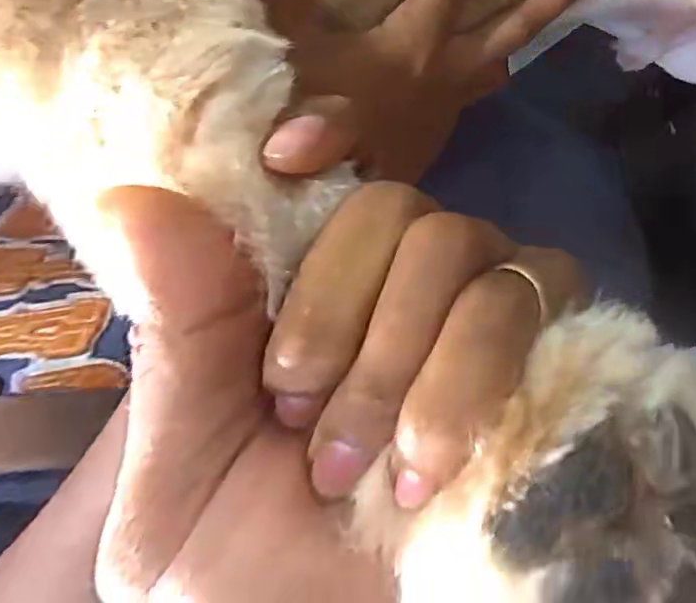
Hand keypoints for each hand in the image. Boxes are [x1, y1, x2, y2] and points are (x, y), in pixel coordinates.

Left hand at [88, 185, 588, 600]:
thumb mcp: (187, 463)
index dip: (328, 135)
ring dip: (403, 361)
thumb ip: (188, 331)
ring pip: (463, 245)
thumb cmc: (258, 564)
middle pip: (401, 207)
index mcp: (327, 280)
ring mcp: (495, 286)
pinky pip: (528, 291)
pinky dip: (471, 372)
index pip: (339, 171)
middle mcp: (420, 267)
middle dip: (343, 314)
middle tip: (307, 421)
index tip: (291, 156)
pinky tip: (438, 458)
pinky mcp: (557, 322)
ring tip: (371, 468)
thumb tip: (138, 192)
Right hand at [232, 0, 593, 182]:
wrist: (316, 214)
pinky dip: (488, 74)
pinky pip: (476, 93)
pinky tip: (476, 72)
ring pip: (501, 65)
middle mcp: (448, 72)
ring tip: (554, 21)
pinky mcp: (436, 135)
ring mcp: (448, 108)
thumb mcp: (279, 45)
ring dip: (528, 39)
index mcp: (418, 42)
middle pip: (513, 28)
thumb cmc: (296, 127)